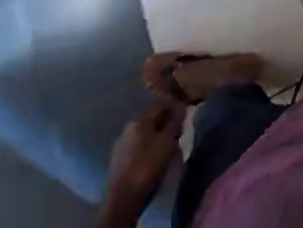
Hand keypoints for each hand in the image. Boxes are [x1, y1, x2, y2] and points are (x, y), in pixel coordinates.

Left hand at [102, 97, 184, 219]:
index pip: (160, 106)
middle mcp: (128, 127)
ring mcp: (121, 143)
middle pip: (151, 120)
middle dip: (165, 124)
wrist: (123, 196)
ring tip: (167, 148)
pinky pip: (136, 147)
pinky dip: (146, 148)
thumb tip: (182, 107)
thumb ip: (175, 122)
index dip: (174, 107)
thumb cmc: (148, 164)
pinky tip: (152, 158)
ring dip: (155, 137)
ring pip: (143, 135)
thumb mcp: (167, 142)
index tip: (184, 114)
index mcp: (140, 119)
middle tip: (177, 133)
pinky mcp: (117, 160)